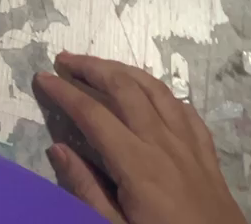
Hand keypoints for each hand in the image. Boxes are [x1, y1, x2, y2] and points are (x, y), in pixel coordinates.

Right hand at [33, 53, 247, 223]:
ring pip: (154, 89)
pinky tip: (148, 94)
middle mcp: (163, 145)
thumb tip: (58, 148)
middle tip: (64, 60)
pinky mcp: (208, 157)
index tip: (42, 77)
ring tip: (100, 66)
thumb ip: (87, 190)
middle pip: (124, 87)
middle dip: (91, 68)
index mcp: (138, 166)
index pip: (92, 114)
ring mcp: (190, 147)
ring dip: (123, 71)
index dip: (64, 92)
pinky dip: (161, 93)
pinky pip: (184, 109)